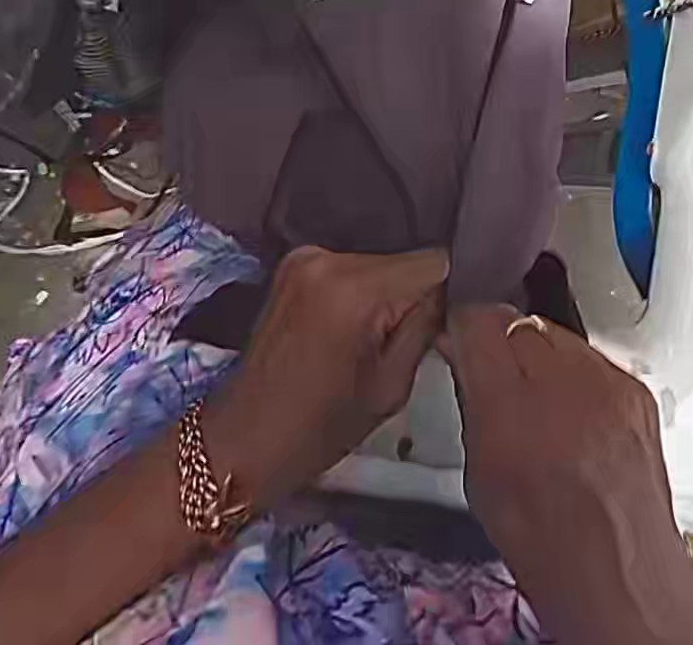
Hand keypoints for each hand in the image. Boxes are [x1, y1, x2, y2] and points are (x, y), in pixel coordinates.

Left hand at [203, 246, 447, 510]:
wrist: (242, 438)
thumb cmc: (319, 427)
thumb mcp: (392, 385)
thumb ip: (426, 324)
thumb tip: (450, 291)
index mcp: (354, 287)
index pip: (435, 261)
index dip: (449, 289)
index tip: (446, 320)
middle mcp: (328, 256)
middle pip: (406, 259)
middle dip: (417, 291)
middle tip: (406, 336)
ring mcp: (307, 254)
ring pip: (381, 261)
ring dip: (389, 290)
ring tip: (376, 333)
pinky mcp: (296, 261)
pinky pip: (354, 265)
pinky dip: (364, 287)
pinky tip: (354, 322)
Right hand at [440, 305, 692, 644]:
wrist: (621, 573)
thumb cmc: (544, 540)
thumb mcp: (479, 475)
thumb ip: (470, 399)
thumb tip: (463, 354)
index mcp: (511, 408)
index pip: (479, 323)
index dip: (465, 325)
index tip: (461, 333)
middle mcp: (561, 384)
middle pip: (516, 320)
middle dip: (499, 336)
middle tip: (494, 364)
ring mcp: (605, 382)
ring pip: (554, 330)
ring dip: (537, 349)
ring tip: (537, 391)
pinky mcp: (635, 387)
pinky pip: (591, 356)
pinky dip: (574, 370)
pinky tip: (571, 406)